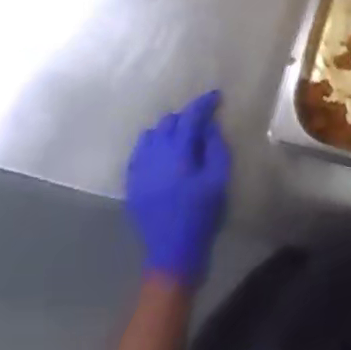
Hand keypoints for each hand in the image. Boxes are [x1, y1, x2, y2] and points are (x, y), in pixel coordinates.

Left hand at [124, 90, 230, 286]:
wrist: (172, 253)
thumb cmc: (201, 216)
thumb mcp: (218, 181)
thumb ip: (215, 148)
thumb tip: (209, 126)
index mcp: (178, 153)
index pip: (190, 117)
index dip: (203, 103)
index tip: (215, 96)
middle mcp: (154, 154)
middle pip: (169, 122)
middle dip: (186, 117)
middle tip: (202, 122)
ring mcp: (139, 168)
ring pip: (152, 134)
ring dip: (168, 130)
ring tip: (182, 138)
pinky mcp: (132, 182)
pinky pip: (140, 152)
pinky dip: (153, 145)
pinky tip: (163, 154)